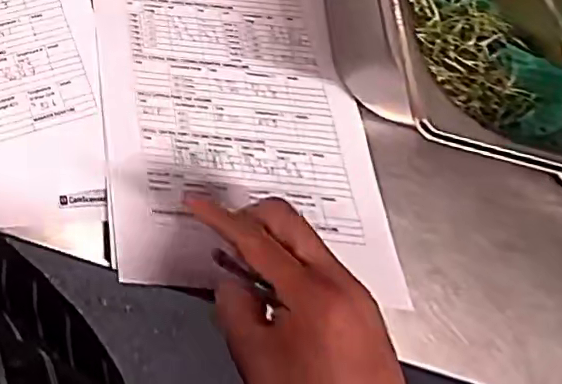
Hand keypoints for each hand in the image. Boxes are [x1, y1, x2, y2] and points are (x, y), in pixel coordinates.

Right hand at [187, 196, 400, 383]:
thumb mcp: (255, 357)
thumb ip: (231, 305)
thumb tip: (229, 283)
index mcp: (315, 295)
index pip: (255, 237)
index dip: (219, 217)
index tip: (198, 204)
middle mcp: (342, 286)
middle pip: (286, 220)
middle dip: (248, 217)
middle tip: (224, 231)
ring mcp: (358, 297)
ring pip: (304, 239)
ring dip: (270, 242)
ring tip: (246, 269)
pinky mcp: (363, 312)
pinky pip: (320, 265)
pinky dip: (291, 264)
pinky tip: (274, 292)